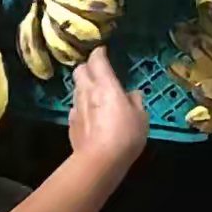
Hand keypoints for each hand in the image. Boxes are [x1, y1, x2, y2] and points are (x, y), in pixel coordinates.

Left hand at [68, 47, 147, 172]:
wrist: (99, 159)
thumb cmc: (125, 134)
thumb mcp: (141, 117)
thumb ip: (136, 101)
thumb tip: (132, 93)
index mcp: (104, 84)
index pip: (96, 59)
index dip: (99, 53)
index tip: (104, 52)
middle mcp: (86, 90)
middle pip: (80, 70)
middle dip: (87, 67)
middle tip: (99, 72)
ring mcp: (75, 105)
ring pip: (76, 87)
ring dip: (84, 87)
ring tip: (96, 94)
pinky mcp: (70, 121)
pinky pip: (75, 106)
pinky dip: (82, 105)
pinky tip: (90, 114)